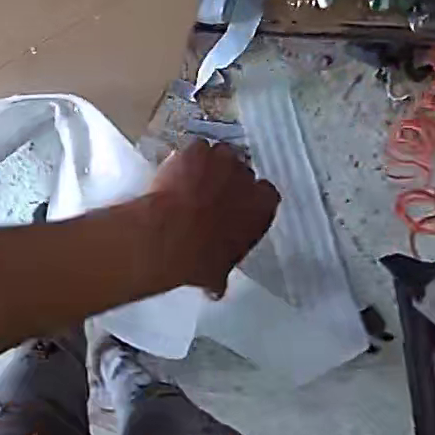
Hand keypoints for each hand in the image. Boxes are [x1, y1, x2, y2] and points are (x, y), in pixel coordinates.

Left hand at [141, 141, 278, 294]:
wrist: (168, 236)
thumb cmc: (198, 257)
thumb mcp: (217, 272)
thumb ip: (222, 272)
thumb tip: (215, 286)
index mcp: (261, 207)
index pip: (266, 195)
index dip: (249, 198)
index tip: (236, 205)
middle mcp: (247, 178)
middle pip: (242, 171)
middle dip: (228, 180)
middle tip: (208, 194)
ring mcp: (221, 160)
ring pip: (220, 154)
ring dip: (209, 165)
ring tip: (191, 180)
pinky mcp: (196, 150)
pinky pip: (195, 148)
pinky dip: (188, 157)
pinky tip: (176, 171)